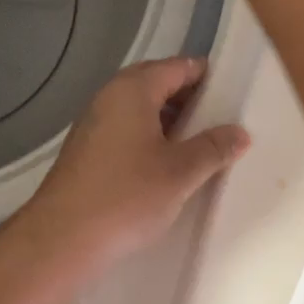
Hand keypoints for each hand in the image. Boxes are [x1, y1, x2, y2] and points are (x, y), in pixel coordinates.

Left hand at [15, 58, 249, 269]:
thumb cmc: (127, 195)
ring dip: (168, 117)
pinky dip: (148, 134)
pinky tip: (165, 162)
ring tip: (198, 142)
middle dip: (187, 96)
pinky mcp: (87, 148)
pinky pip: (125, 127)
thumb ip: (213, 148)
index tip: (233, 90)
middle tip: (220, 117)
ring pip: (139, 106)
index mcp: (133, 89)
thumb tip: (240, 132)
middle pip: (155, 82)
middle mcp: (110, 95)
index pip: (176, 66)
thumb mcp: (180, 172)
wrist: (63, 237)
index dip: (205, 75)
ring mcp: (94, 121)